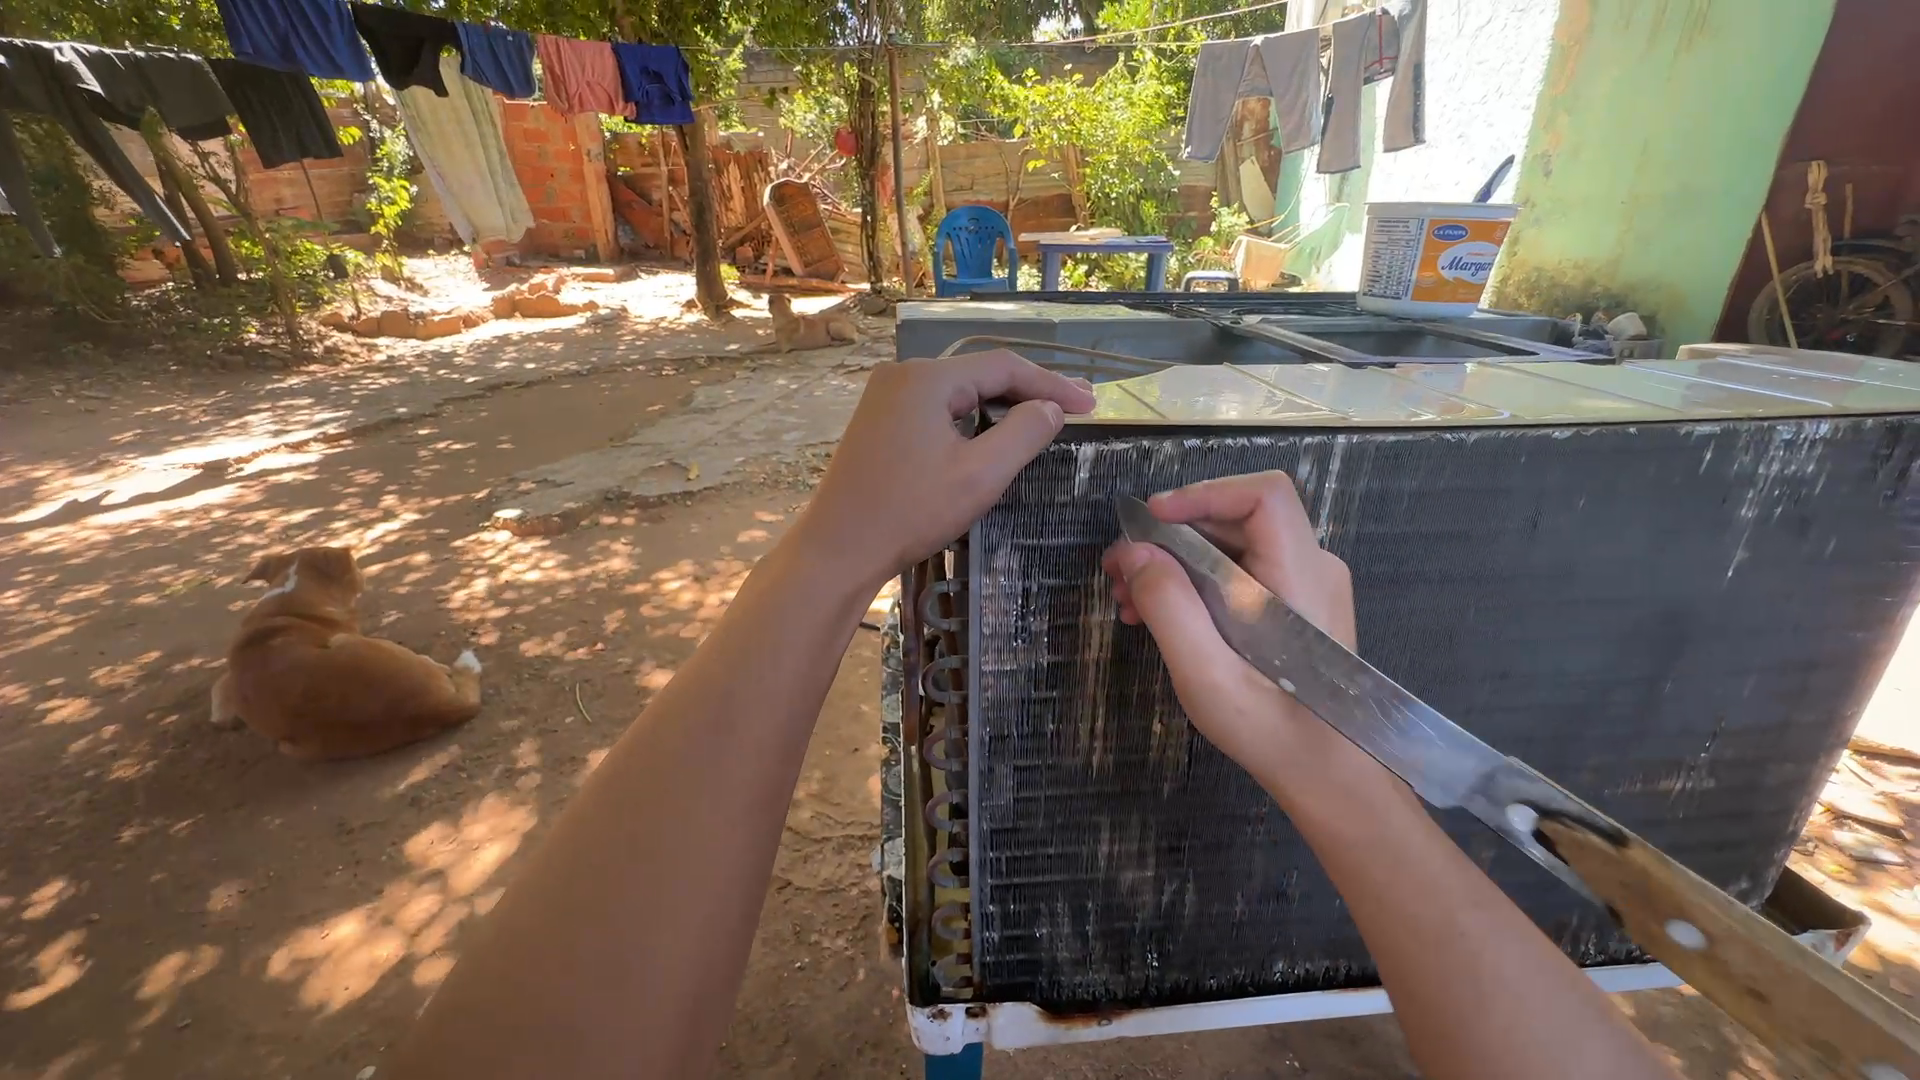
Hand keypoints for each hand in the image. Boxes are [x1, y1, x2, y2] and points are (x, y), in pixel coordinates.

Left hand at [798, 350, 1095, 587]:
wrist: (838, 549)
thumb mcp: (979, 474)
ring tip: (1040, 420)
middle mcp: (902, 376)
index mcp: (926, 378)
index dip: (1052, 384)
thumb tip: (1051, 408)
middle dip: (1028, 392)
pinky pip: (936, 410)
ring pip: (957, 393)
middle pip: (979, 375)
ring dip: (999, 407)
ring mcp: (885, 398)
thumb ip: (1023, 434)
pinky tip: (989, 436)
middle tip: (1074, 409)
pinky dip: (969, 420)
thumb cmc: (910, 512)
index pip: (1004, 367)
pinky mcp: (878, 423)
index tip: (1091, 404)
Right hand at [1102, 472, 1399, 804]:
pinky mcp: (1290, 602)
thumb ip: (1170, 607)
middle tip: (1118, 569)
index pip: (1263, 495)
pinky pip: (1236, 569)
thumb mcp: (1207, 675)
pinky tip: (1157, 612)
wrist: (1327, 773)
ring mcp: (1302, 583)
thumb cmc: (1271, 731)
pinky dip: (1192, 581)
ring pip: (1229, 543)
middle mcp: (1309, 566)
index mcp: (1300, 577)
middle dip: (1169, 536)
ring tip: (1128, 597)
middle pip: (1235, 518)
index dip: (1203, 494)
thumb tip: (1134, 552)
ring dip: (1173, 560)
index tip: (1150, 520)